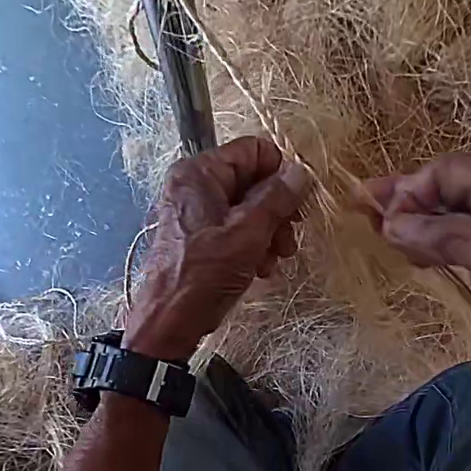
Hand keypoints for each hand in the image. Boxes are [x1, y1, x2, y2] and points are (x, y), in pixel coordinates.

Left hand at [125, 137, 310, 361]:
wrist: (170, 320)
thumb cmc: (204, 274)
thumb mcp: (249, 232)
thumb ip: (277, 198)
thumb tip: (300, 172)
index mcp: (200, 172)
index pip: (253, 150)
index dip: (280, 174)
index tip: (295, 204)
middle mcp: (193, 186)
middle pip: (252, 181)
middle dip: (276, 211)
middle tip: (287, 240)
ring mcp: (193, 213)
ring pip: (246, 209)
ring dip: (267, 234)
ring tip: (272, 261)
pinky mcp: (196, 239)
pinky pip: (232, 230)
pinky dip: (250, 247)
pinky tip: (258, 269)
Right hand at [365, 153, 470, 383]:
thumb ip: (444, 233)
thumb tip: (390, 221)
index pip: (449, 170)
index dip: (411, 189)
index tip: (379, 220)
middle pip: (446, 189)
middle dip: (406, 202)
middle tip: (363, 218)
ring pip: (448, 217)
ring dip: (414, 225)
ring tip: (381, 237)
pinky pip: (455, 244)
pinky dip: (428, 247)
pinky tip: (411, 256)